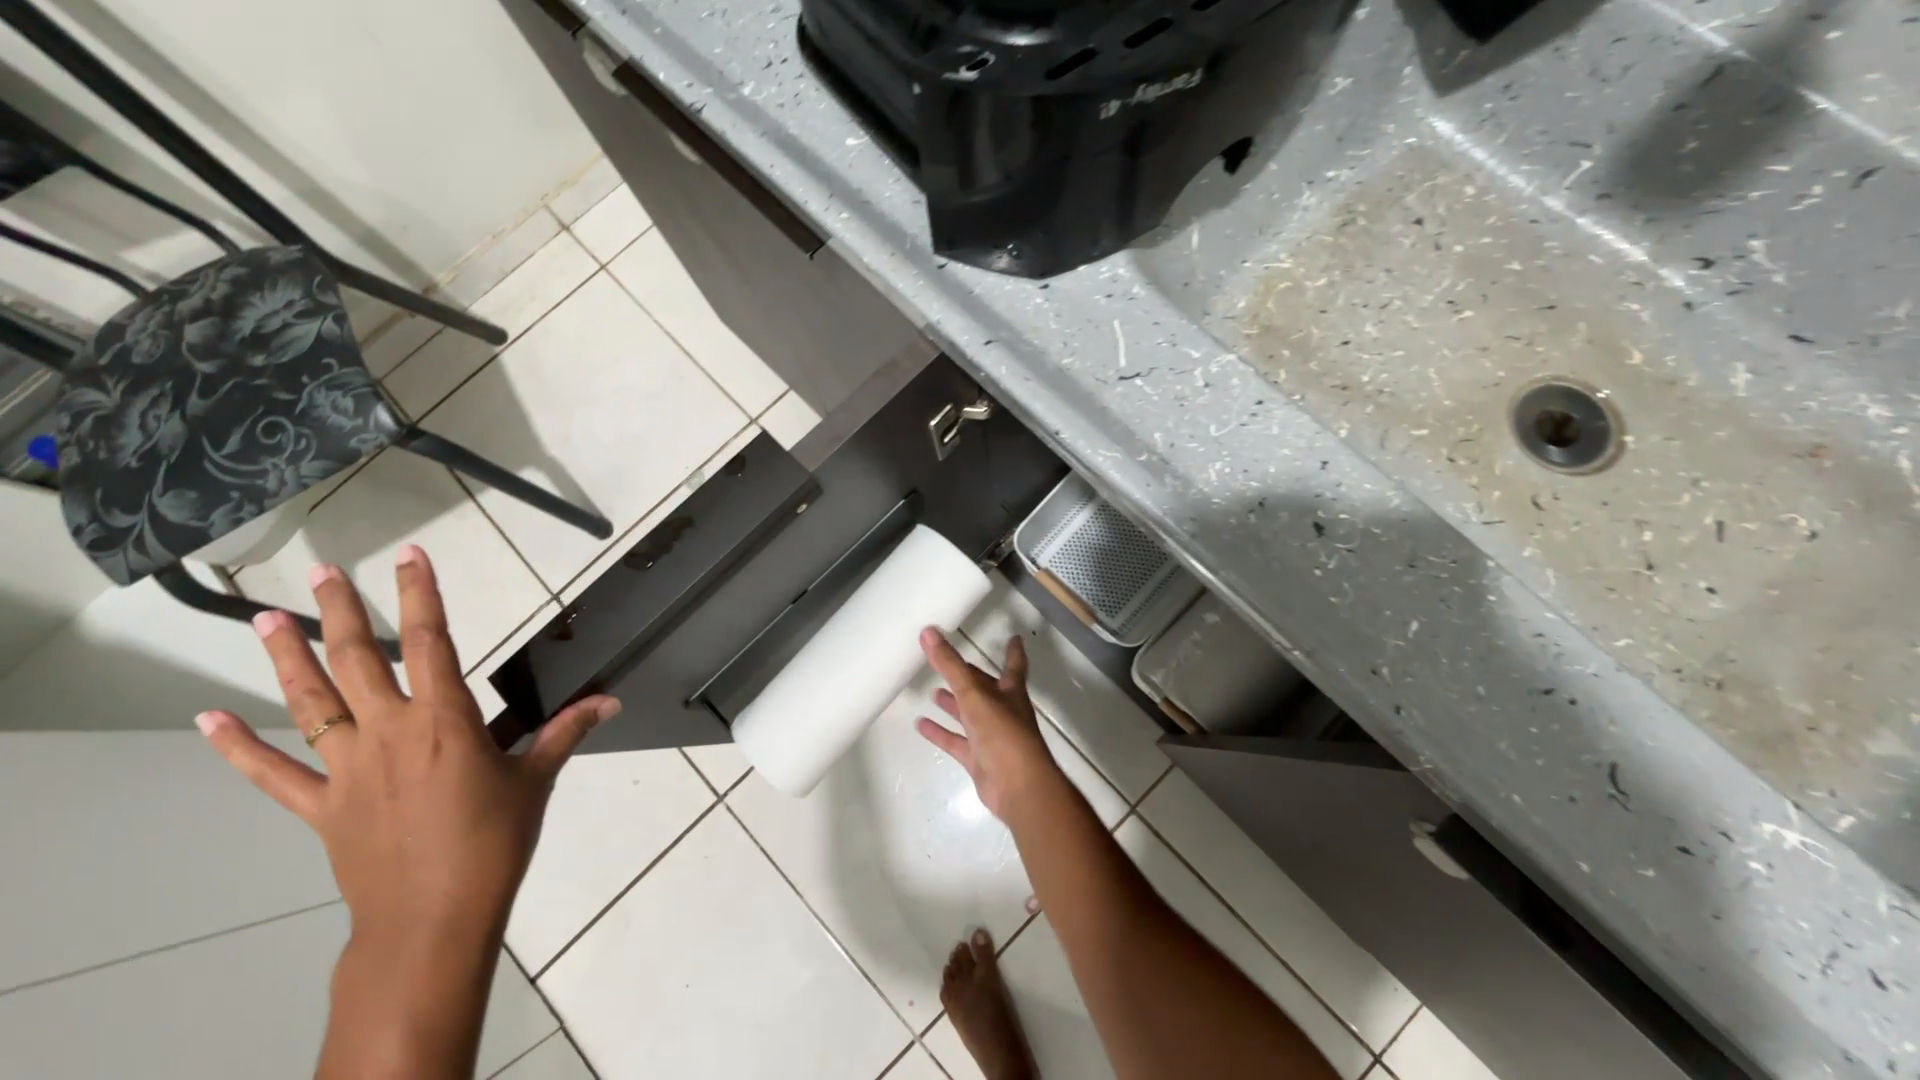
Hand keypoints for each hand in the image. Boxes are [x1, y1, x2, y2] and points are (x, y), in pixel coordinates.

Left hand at [194, 544, 620, 953]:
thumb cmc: (493, 844)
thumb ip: (564, 732)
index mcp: (443, 721)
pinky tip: (207, 720)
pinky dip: (239, 749)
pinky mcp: (322, 806)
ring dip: (288, 659)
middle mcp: (388, 732)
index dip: (422, 594)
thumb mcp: (535, 781)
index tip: (411, 556)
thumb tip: (609, 701)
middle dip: (342, 612)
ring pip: (311, 703)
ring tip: (267, 619)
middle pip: (359, 661)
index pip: (432, 642)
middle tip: (322, 572)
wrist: (433, 918)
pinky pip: (275, 773)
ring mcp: (348, 768)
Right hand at [916, 626, 1063, 820]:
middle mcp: (1003, 712)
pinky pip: (956, 742)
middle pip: (985, 690)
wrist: (1017, 786)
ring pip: (969, 716)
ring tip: (933, 692)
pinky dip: (940, 733)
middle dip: (970, 678)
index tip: (1015, 637)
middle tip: (949, 664)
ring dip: (953, 705)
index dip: (1013, 651)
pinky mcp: (978, 760)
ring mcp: (991, 738)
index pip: (1013, 666)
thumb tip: (928, 631)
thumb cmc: (1002, 733)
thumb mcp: (974, 695)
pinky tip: (921, 724)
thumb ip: (951, 665)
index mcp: (1010, 693)